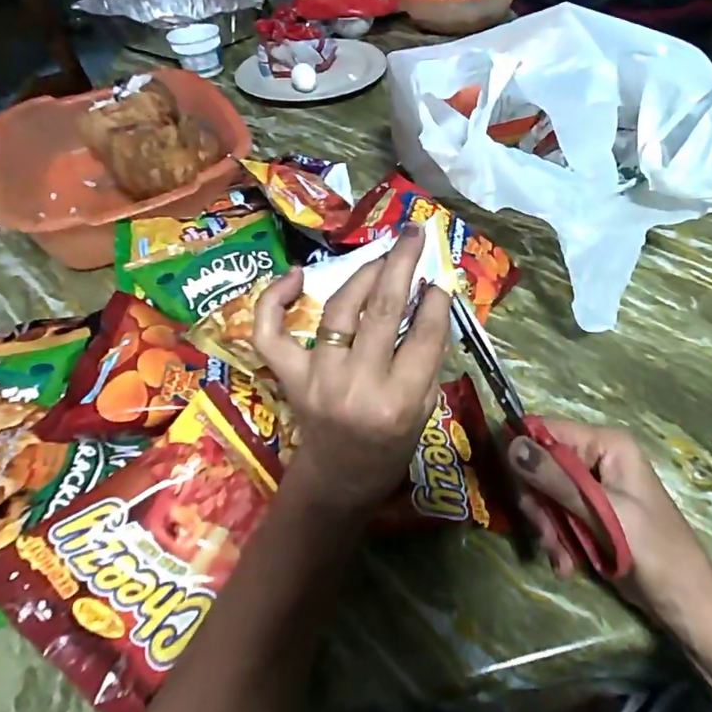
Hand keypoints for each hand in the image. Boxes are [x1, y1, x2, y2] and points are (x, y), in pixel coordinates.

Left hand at [252, 226, 451, 515]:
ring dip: (362, 274)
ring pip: (340, 309)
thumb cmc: (390, 447)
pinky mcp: (289, 377)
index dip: (435, 300)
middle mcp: (357, 385)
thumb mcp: (424, 409)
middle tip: (412, 234)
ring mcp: (318, 378)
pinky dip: (276, 299)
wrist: (339, 478)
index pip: (424, 335)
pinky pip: (271, 333)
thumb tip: (428, 297)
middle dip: (401, 263)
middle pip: (383, 310)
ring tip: (380, 255)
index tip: (440, 274)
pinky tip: (298, 275)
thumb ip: (426, 357)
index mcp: (399, 401)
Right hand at [507, 420, 711, 625]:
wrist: (686, 604)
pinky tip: (566, 563)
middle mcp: (596, 456)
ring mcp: (592, 485)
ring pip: (542, 492)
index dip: (523, 455)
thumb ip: (557, 480)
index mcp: (606, 443)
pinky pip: (554, 514)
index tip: (517, 489)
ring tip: (561, 557)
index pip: (545, 430)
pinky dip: (555, 538)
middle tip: (545, 534)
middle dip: (538, 503)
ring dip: (546, 527)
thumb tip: (512, 445)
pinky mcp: (588, 511)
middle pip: (539, 464)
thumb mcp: (604, 514)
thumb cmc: (655, 551)